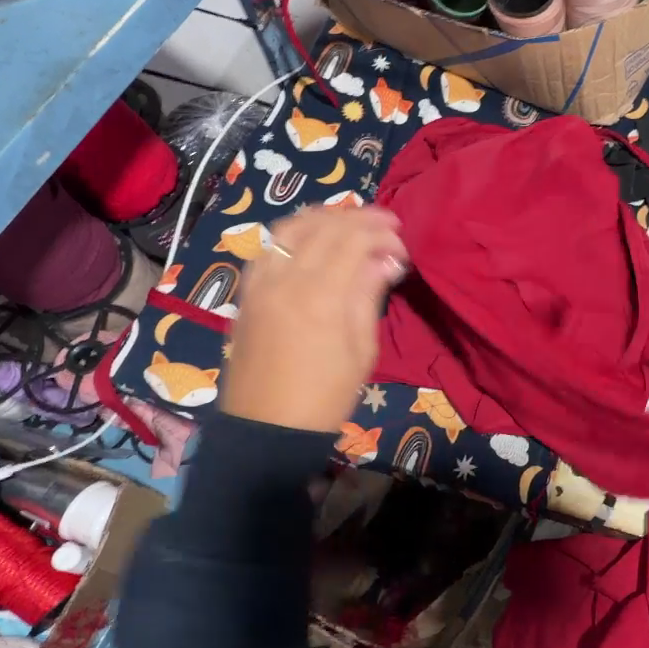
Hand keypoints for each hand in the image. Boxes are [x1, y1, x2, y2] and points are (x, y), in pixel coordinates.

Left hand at [220, 206, 407, 434]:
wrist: (268, 429)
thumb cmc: (326, 396)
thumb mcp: (362, 351)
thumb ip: (368, 296)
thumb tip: (385, 260)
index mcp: (321, 297)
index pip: (353, 241)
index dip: (381, 233)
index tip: (402, 243)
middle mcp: (286, 280)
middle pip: (323, 227)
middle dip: (358, 219)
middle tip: (385, 225)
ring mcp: (260, 284)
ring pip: (289, 229)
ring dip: (323, 218)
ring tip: (349, 224)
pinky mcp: (246, 294)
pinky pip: (268, 248)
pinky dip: (293, 234)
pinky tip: (311, 242)